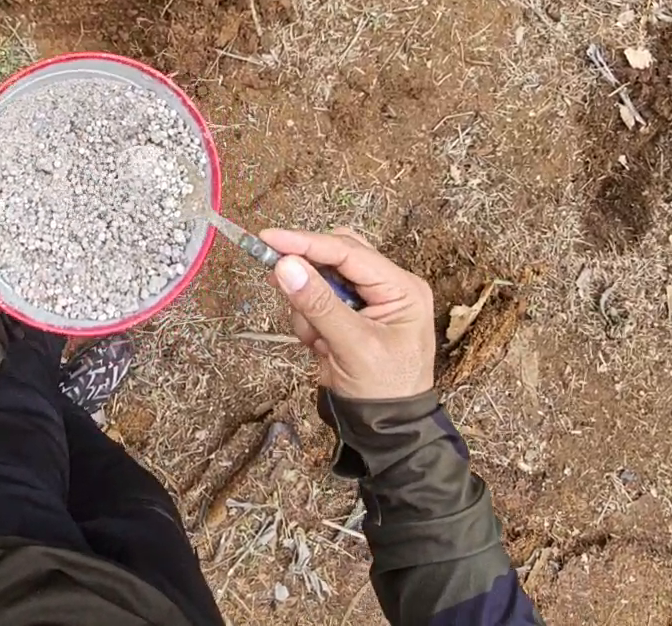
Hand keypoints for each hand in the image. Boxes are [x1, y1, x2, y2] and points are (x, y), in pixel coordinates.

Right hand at [259, 227, 435, 400]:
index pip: (348, 251)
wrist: (384, 433)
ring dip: (307, 307)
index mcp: (401, 287)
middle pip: (334, 257)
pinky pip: (314, 301)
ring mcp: (365, 300)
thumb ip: (318, 304)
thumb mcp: (353, 347)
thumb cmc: (384, 392)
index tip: (269, 238)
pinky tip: (320, 346)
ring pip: (318, 278)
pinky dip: (307, 320)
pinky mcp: (346, 313)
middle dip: (307, 276)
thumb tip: (284, 265)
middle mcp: (386, 286)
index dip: (306, 243)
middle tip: (275, 275)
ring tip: (317, 341)